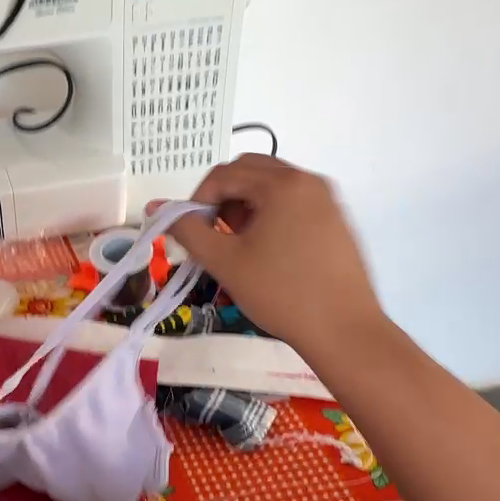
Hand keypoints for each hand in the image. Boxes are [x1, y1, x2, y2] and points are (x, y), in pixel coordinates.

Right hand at [165, 154, 384, 343]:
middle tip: (214, 234)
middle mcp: (308, 180)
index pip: (224, 173)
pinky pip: (293, 201)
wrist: (343, 330)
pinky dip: (270, 214)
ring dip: (245, 205)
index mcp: (282, 184)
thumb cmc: (280, 293)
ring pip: (272, 185)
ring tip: (238, 245)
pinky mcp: (336, 219)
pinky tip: (266, 252)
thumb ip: (187, 230)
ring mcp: (327, 199)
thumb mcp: (224, 261)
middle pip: (250, 170)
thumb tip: (156, 208)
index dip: (198, 200)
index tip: (192, 233)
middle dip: (223, 197)